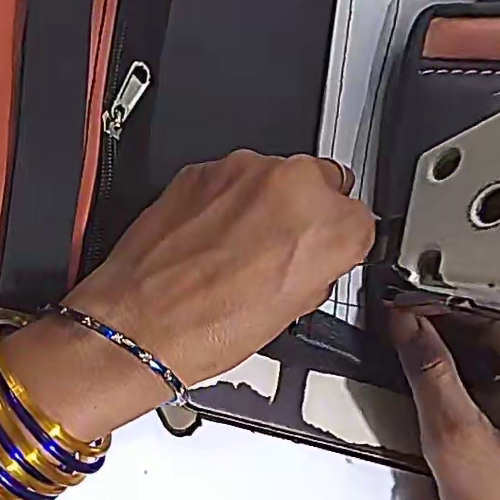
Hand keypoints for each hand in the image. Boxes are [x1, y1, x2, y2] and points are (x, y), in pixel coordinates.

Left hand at [3, 151, 371, 438]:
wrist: (140, 324)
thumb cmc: (208, 330)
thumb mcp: (290, 312)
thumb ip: (318, 269)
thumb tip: (315, 256)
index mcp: (330, 226)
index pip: (360, 219)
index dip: (337, 243)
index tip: (321, 254)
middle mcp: (291, 185)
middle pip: (322, 185)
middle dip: (305, 215)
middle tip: (277, 251)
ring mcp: (243, 171)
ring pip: (274, 178)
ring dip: (264, 205)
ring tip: (235, 250)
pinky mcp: (202, 170)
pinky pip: (230, 180)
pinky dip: (225, 200)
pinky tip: (209, 238)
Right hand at [389, 310, 499, 499]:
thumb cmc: (488, 490)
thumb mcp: (449, 427)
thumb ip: (427, 367)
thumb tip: (405, 320)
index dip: (450, 307)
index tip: (410, 304)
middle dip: (449, 314)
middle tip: (406, 314)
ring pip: (496, 324)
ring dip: (452, 324)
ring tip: (415, 327)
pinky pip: (497, 340)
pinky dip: (462, 338)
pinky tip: (435, 345)